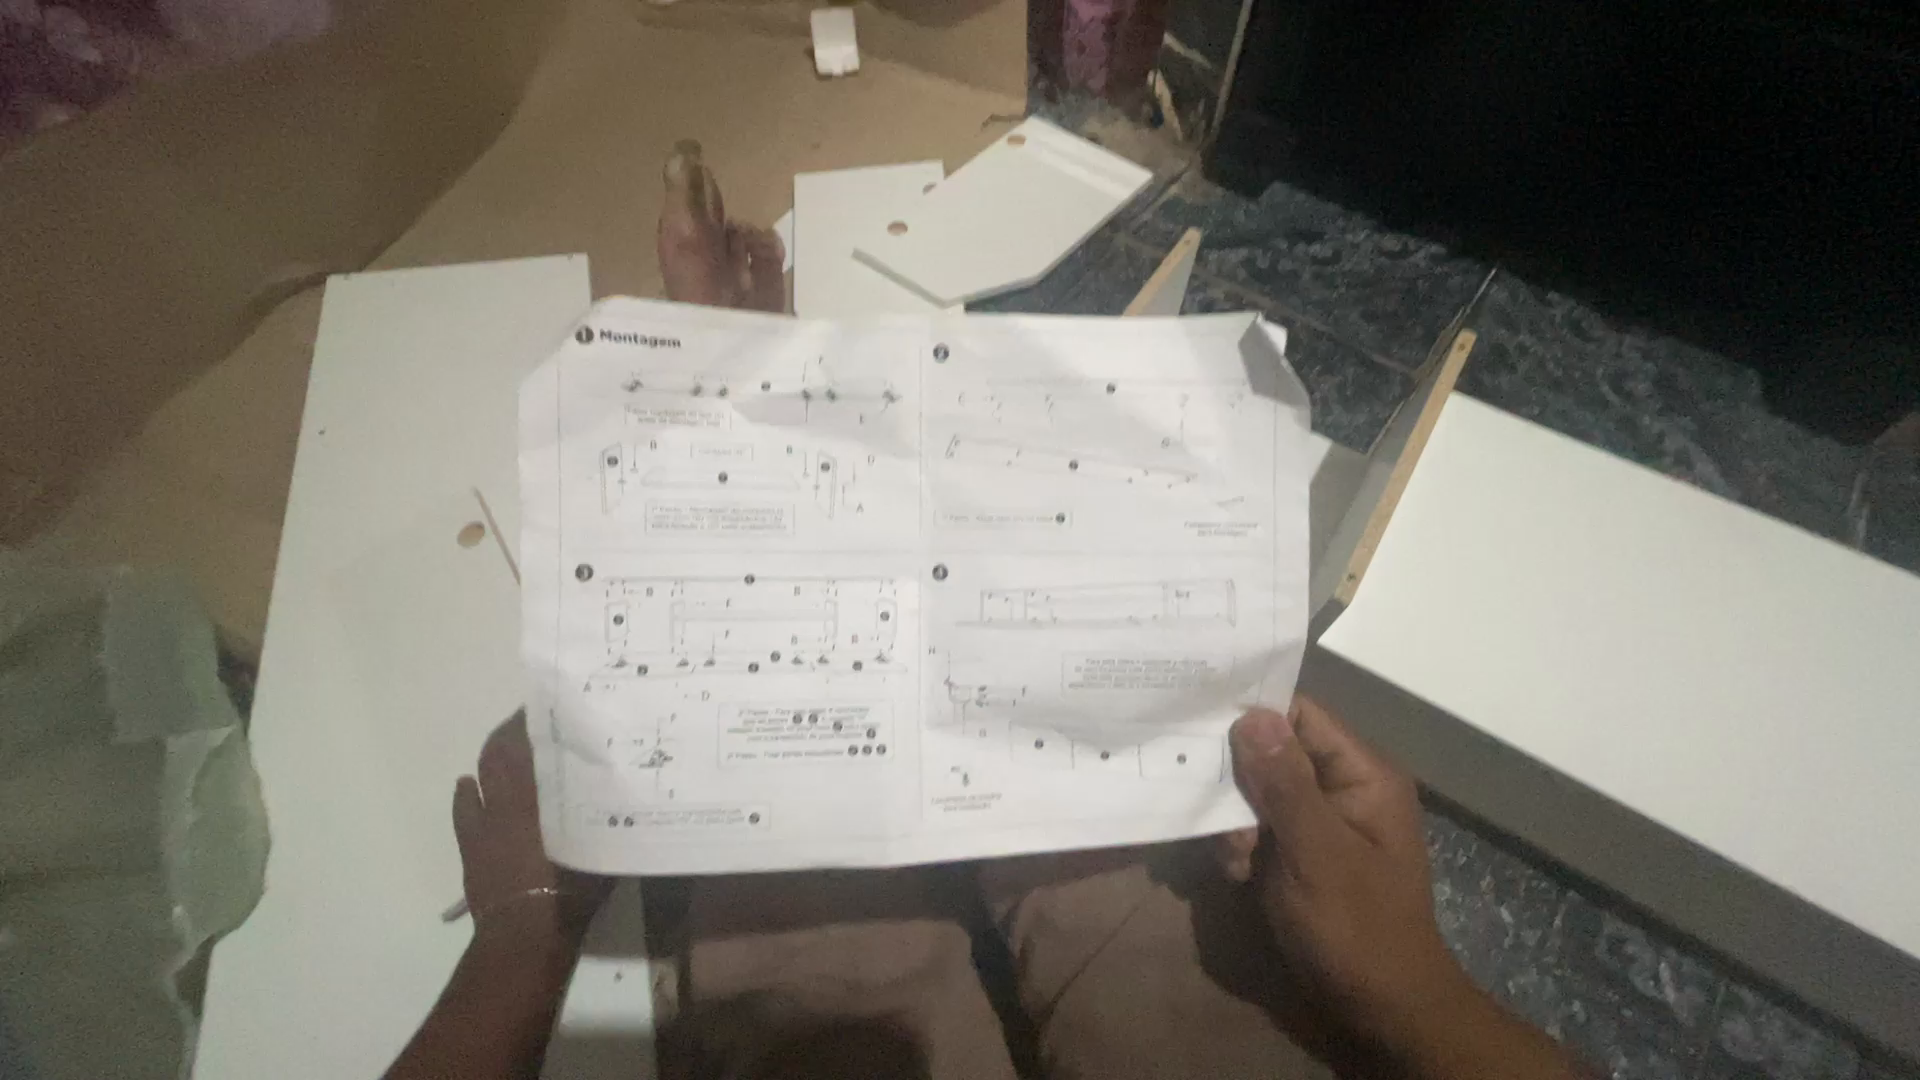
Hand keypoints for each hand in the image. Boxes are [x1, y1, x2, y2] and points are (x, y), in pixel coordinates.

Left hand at [453, 711, 610, 949]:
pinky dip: (466, 794)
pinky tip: (467, 783)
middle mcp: (510, 801)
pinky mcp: (473, 846)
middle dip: (515, 731)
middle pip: (504, 753)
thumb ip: (613, 814)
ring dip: (493, 757)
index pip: (535, 745)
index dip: (538, 721)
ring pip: (483, 776)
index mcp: (542, 797)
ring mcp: (486, 823)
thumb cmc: (574, 888)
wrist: (528, 934)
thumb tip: (632, 788)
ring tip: (507, 742)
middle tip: (534, 717)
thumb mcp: (606, 844)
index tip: (551, 702)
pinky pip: (464, 811)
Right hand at [1226, 699, 1466, 1043]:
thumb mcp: (1318, 853)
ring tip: (1235, 860)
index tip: (1202, 724)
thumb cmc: (1357, 929)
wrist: (1378, 1010)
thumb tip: (1252, 714)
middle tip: (1225, 821)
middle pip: (1269, 749)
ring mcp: (1314, 816)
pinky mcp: (1294, 844)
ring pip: (1253, 787)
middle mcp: (1338, 784)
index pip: (1299, 714)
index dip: (1252, 713)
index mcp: (1360, 773)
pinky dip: (1236, 842)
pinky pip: (1251, 820)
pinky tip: (1236, 873)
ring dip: (1232, 819)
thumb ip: (1285, 784)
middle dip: (1237, 781)